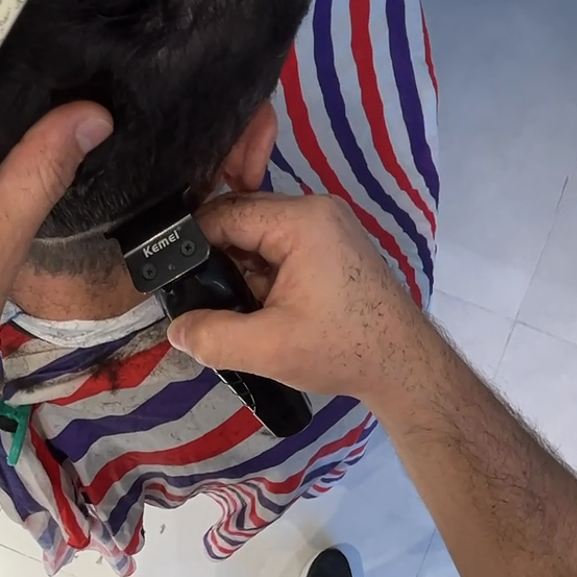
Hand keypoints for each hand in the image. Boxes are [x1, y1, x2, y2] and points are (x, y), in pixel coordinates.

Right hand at [166, 193, 433, 406]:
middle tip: (200, 302)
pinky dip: (262, 277)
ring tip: (230, 311)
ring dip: (240, 272)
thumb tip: (175, 330)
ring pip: (259, 239)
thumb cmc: (342, 349)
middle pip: (242, 222)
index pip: (225, 214)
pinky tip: (257, 310)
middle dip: (217, 261)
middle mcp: (315, 211)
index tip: (174, 281)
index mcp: (301, 220)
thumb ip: (213, 337)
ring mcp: (327, 228)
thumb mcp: (267, 349)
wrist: (403, 365)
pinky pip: (280, 251)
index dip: (193, 246)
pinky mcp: (331, 250)